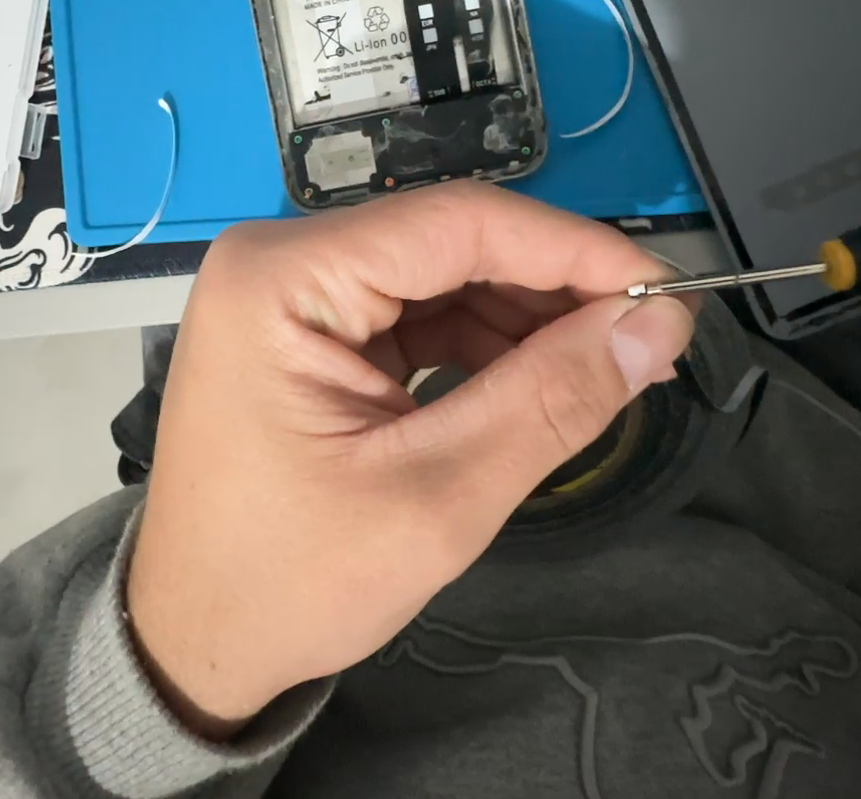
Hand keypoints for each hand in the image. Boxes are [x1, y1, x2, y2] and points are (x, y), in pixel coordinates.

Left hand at [125, 182, 693, 737]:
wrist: (195, 638)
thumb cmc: (292, 582)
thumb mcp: (435, 497)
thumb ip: (550, 401)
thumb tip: (656, 327)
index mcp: (284, 278)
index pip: (457, 222)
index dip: (572, 249)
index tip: (664, 292)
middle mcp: (281, 261)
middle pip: (448, 242)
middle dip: (553, 287)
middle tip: (645, 339)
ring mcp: (293, 292)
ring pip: (440, 275)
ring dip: (524, 315)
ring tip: (601, 363)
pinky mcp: (311, 328)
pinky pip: (415, 311)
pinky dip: (481, 339)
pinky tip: (534, 374)